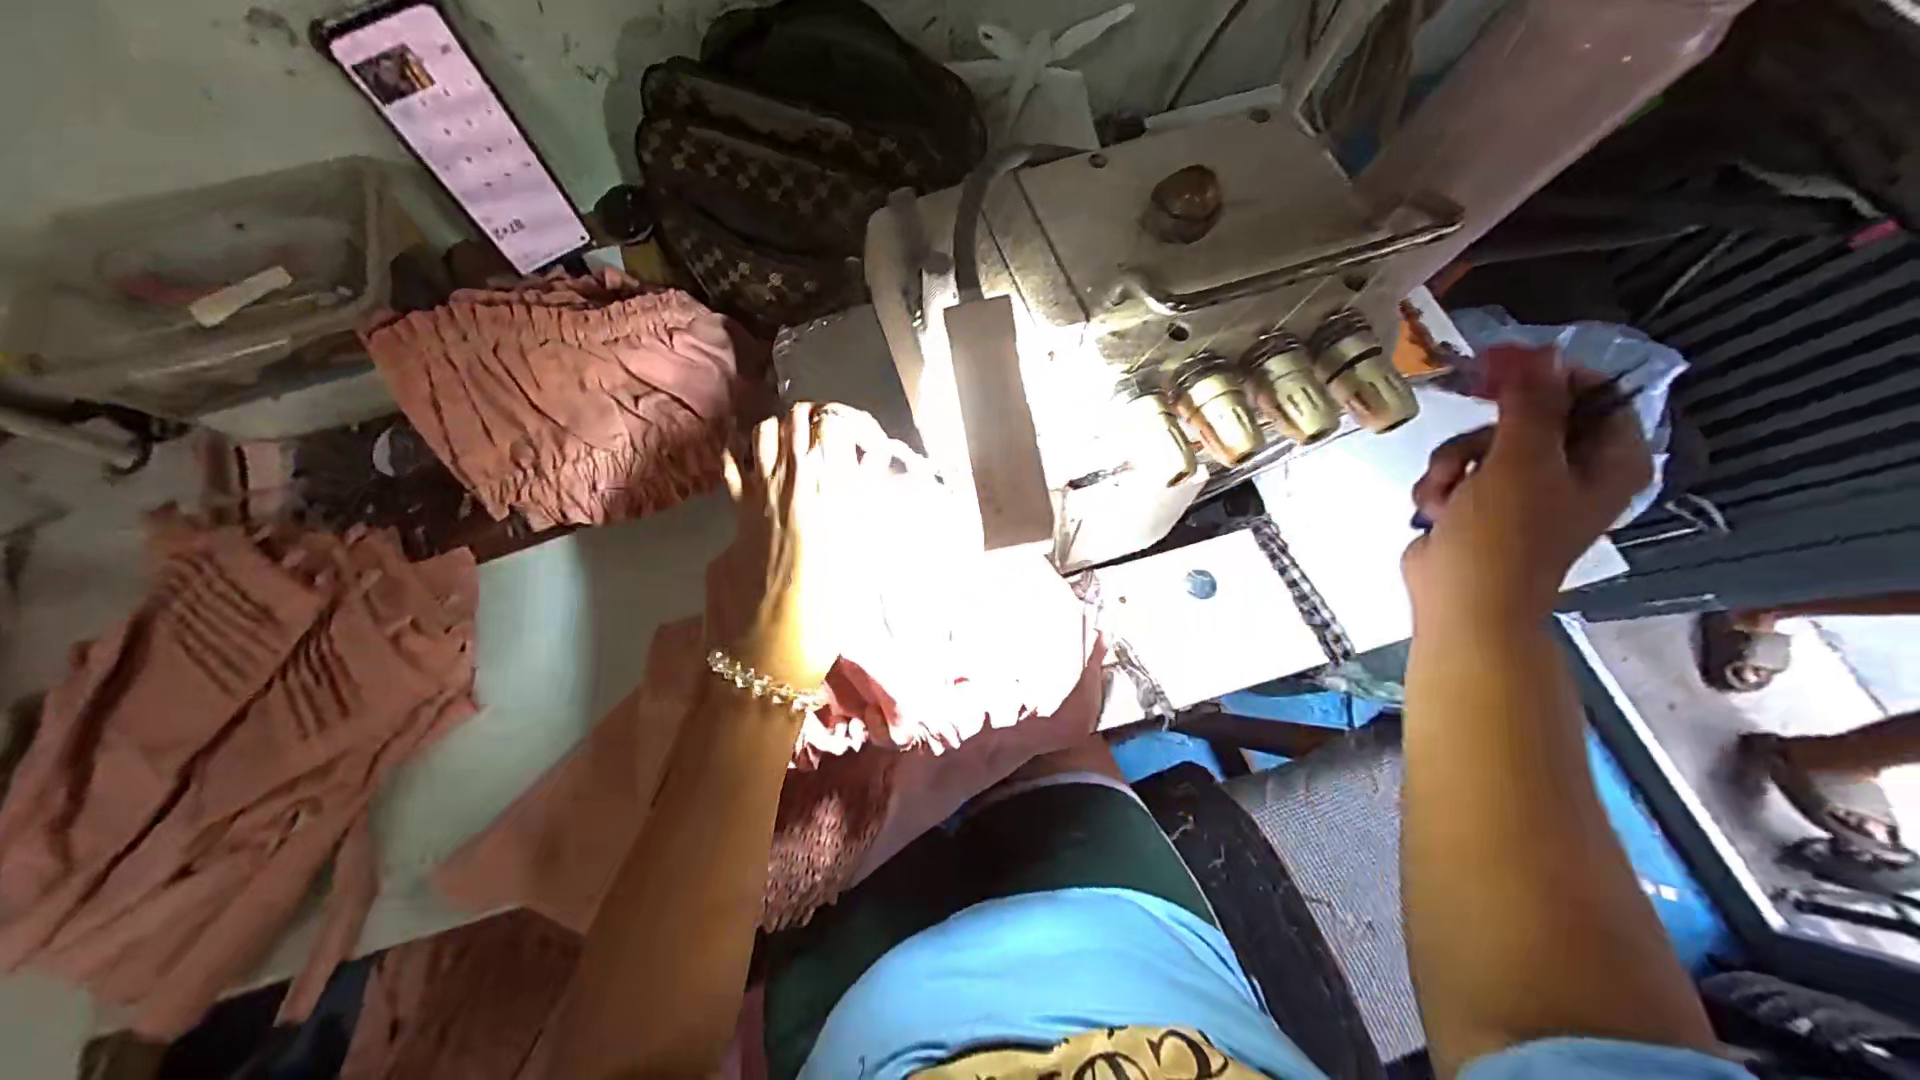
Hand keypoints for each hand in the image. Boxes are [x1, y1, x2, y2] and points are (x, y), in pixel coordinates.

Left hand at [705, 403, 892, 689]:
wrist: (760, 668)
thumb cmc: (818, 629)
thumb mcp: (849, 574)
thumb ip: (848, 529)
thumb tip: (850, 498)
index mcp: (816, 509)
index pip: (820, 442)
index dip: (827, 422)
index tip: (836, 418)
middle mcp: (779, 502)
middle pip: (784, 436)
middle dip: (799, 420)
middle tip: (811, 420)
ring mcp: (747, 516)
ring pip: (754, 451)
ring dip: (770, 437)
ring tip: (784, 437)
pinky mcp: (727, 535)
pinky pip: (732, 486)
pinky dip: (739, 467)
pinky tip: (740, 458)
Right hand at [1402, 346, 1651, 625]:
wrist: (1462, 601)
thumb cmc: (1505, 535)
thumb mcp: (1522, 460)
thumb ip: (1531, 401)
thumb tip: (1537, 349)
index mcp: (1608, 458)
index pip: (1589, 391)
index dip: (1543, 374)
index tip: (1497, 364)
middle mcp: (1571, 470)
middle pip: (1525, 416)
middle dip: (1481, 433)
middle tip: (1465, 441)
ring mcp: (1521, 489)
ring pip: (1478, 444)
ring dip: (1451, 464)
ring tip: (1446, 494)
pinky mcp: (1478, 506)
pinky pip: (1456, 472)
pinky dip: (1440, 487)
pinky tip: (1437, 510)